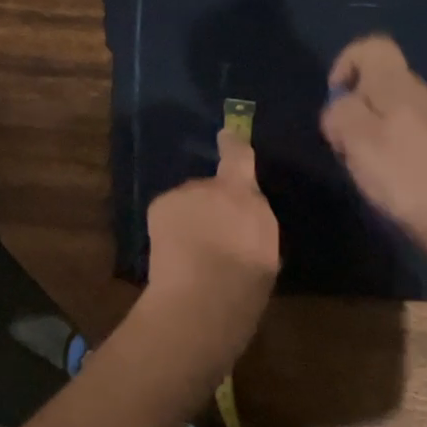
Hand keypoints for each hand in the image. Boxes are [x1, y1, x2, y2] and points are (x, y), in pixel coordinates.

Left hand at [144, 128, 280, 313]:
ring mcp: (185, 192)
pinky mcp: (160, 205)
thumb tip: (241, 222)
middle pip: (210, 188)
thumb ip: (253, 225)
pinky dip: (168, 226)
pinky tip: (173, 253)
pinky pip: (167, 212)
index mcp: (247, 195)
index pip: (240, 157)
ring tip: (191, 252)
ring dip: (188, 217)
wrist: (204, 294)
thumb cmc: (246, 282)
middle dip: (210, 205)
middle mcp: (215, 185)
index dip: (233, 144)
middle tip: (212, 237)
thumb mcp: (266, 249)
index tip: (226, 133)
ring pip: (186, 202)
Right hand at [321, 34, 426, 242]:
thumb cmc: (398, 172)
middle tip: (342, 135)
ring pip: (381, 105)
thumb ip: (339, 112)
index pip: (372, 46)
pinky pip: (394, 126)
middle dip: (349, 102)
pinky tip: (377, 169)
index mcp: (396, 83)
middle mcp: (415, 91)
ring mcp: (426, 116)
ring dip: (361, 126)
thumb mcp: (354, 138)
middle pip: (374, 78)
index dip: (345, 63)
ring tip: (357, 157)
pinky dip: (378, 142)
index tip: (335, 97)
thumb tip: (338, 107)